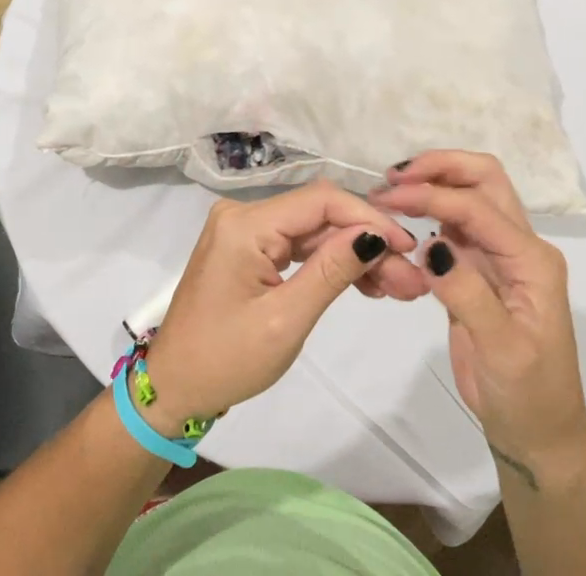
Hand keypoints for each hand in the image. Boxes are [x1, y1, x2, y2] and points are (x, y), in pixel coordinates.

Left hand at [139, 180, 426, 434]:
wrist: (174, 386)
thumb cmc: (225, 359)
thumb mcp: (286, 319)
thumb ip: (331, 271)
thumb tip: (376, 234)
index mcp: (244, 225)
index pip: (321, 200)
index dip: (369, 218)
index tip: (409, 248)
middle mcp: (241, 216)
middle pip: (319, 216)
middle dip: (368, 242)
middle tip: (411, 282)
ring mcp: (242, 232)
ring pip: (313, 232)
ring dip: (354, 254)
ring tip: (398, 288)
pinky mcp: (245, 251)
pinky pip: (296, 246)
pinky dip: (329, 263)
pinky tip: (365, 284)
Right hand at [371, 151, 585, 491]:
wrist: (536, 433)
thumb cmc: (528, 394)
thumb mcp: (503, 350)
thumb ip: (468, 294)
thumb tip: (431, 244)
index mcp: (533, 260)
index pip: (478, 208)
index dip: (431, 196)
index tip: (384, 199)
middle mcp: (518, 248)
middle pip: (483, 181)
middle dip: (438, 168)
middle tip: (390, 177)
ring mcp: (496, 257)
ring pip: (467, 198)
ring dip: (430, 185)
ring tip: (385, 194)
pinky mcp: (475, 271)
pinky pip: (451, 228)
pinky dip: (425, 215)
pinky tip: (396, 222)